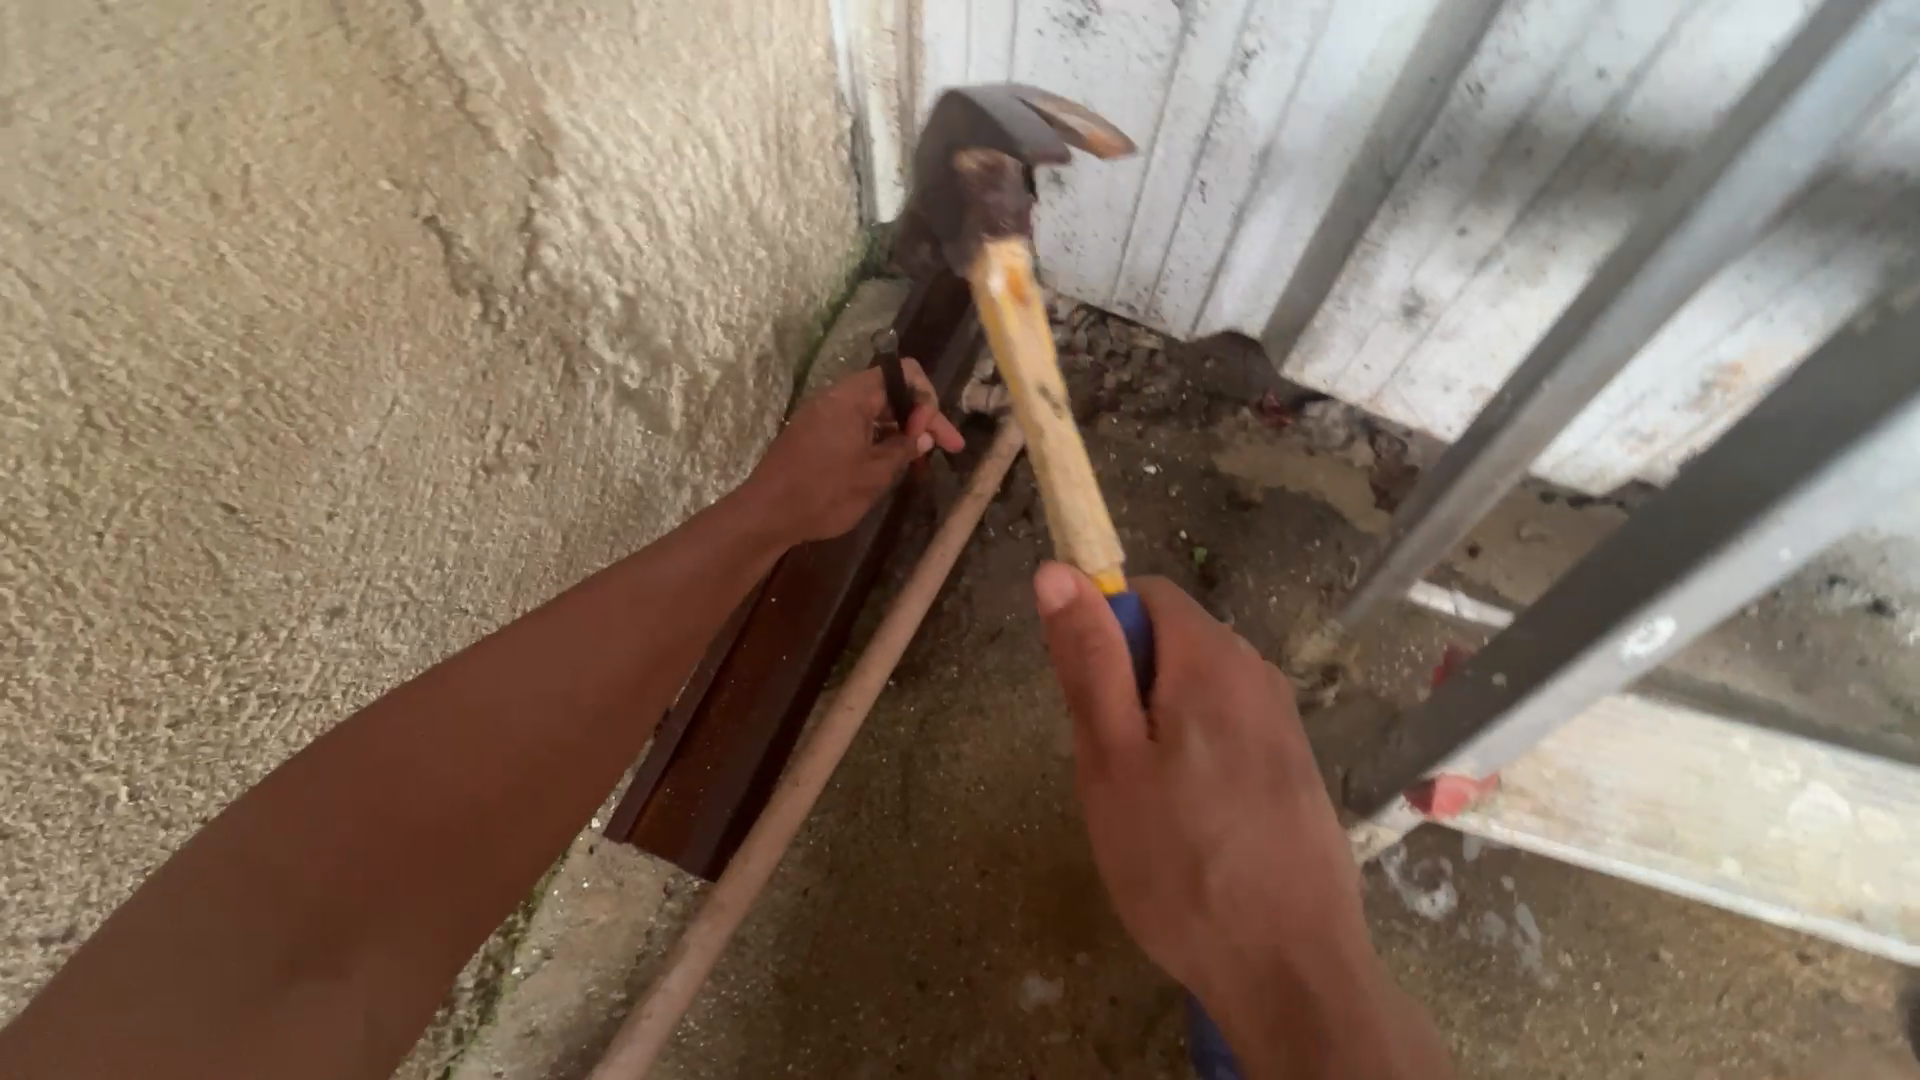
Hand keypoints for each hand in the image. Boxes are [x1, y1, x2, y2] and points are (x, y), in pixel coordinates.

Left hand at [739, 362, 964, 544]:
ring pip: (874, 412)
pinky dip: (878, 440)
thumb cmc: (823, 494)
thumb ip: (903, 449)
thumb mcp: (874, 475)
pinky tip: (891, 463)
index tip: (928, 435)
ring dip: (901, 431)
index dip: (925, 400)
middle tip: (949, 447)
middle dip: (921, 418)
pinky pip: (856, 427)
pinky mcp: (815, 436)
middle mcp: (837, 398)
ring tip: (921, 460)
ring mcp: (824, 417)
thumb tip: (924, 436)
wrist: (767, 515)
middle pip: (891, 392)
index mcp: (851, 397)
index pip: (902, 373)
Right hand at [1031, 564, 1365, 997]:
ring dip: (1158, 722)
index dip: (1103, 628)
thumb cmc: (1180, 860)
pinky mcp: (1295, 766)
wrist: (1292, 972)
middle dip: (1128, 683)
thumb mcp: (1111, 757)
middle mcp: (1257, 672)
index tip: (1088, 697)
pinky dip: (1195, 750)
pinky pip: (1228, 727)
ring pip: (1197, 688)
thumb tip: (1056, 570)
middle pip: (1173, 640)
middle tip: (1111, 762)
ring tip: (1147, 798)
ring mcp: (1284, 722)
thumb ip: (1088, 659)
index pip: (1145, 594)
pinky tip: (1192, 820)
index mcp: (1211, 658)